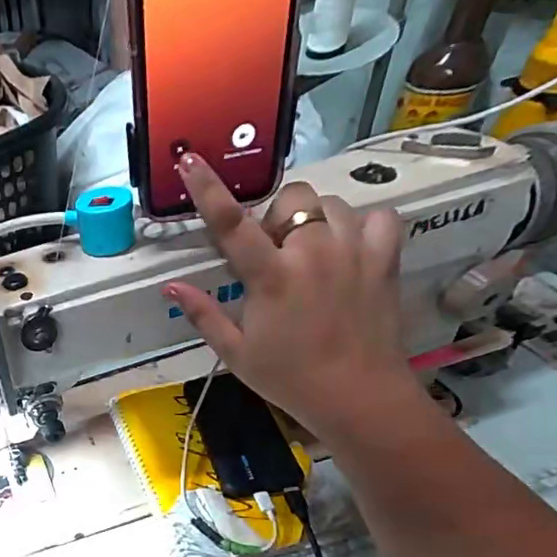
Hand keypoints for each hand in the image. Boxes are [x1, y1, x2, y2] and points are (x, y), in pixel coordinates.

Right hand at [163, 153, 427, 437]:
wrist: (360, 397)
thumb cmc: (291, 379)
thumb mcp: (236, 354)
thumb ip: (204, 315)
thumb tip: (171, 286)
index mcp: (271, 277)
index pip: (231, 222)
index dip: (207, 188)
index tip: (191, 159)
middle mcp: (312, 254)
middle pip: (291, 198)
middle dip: (277, 217)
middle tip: (274, 253)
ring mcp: (353, 252)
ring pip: (330, 203)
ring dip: (314, 220)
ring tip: (311, 253)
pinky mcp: (384, 259)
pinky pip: (377, 215)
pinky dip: (361, 224)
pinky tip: (350, 247)